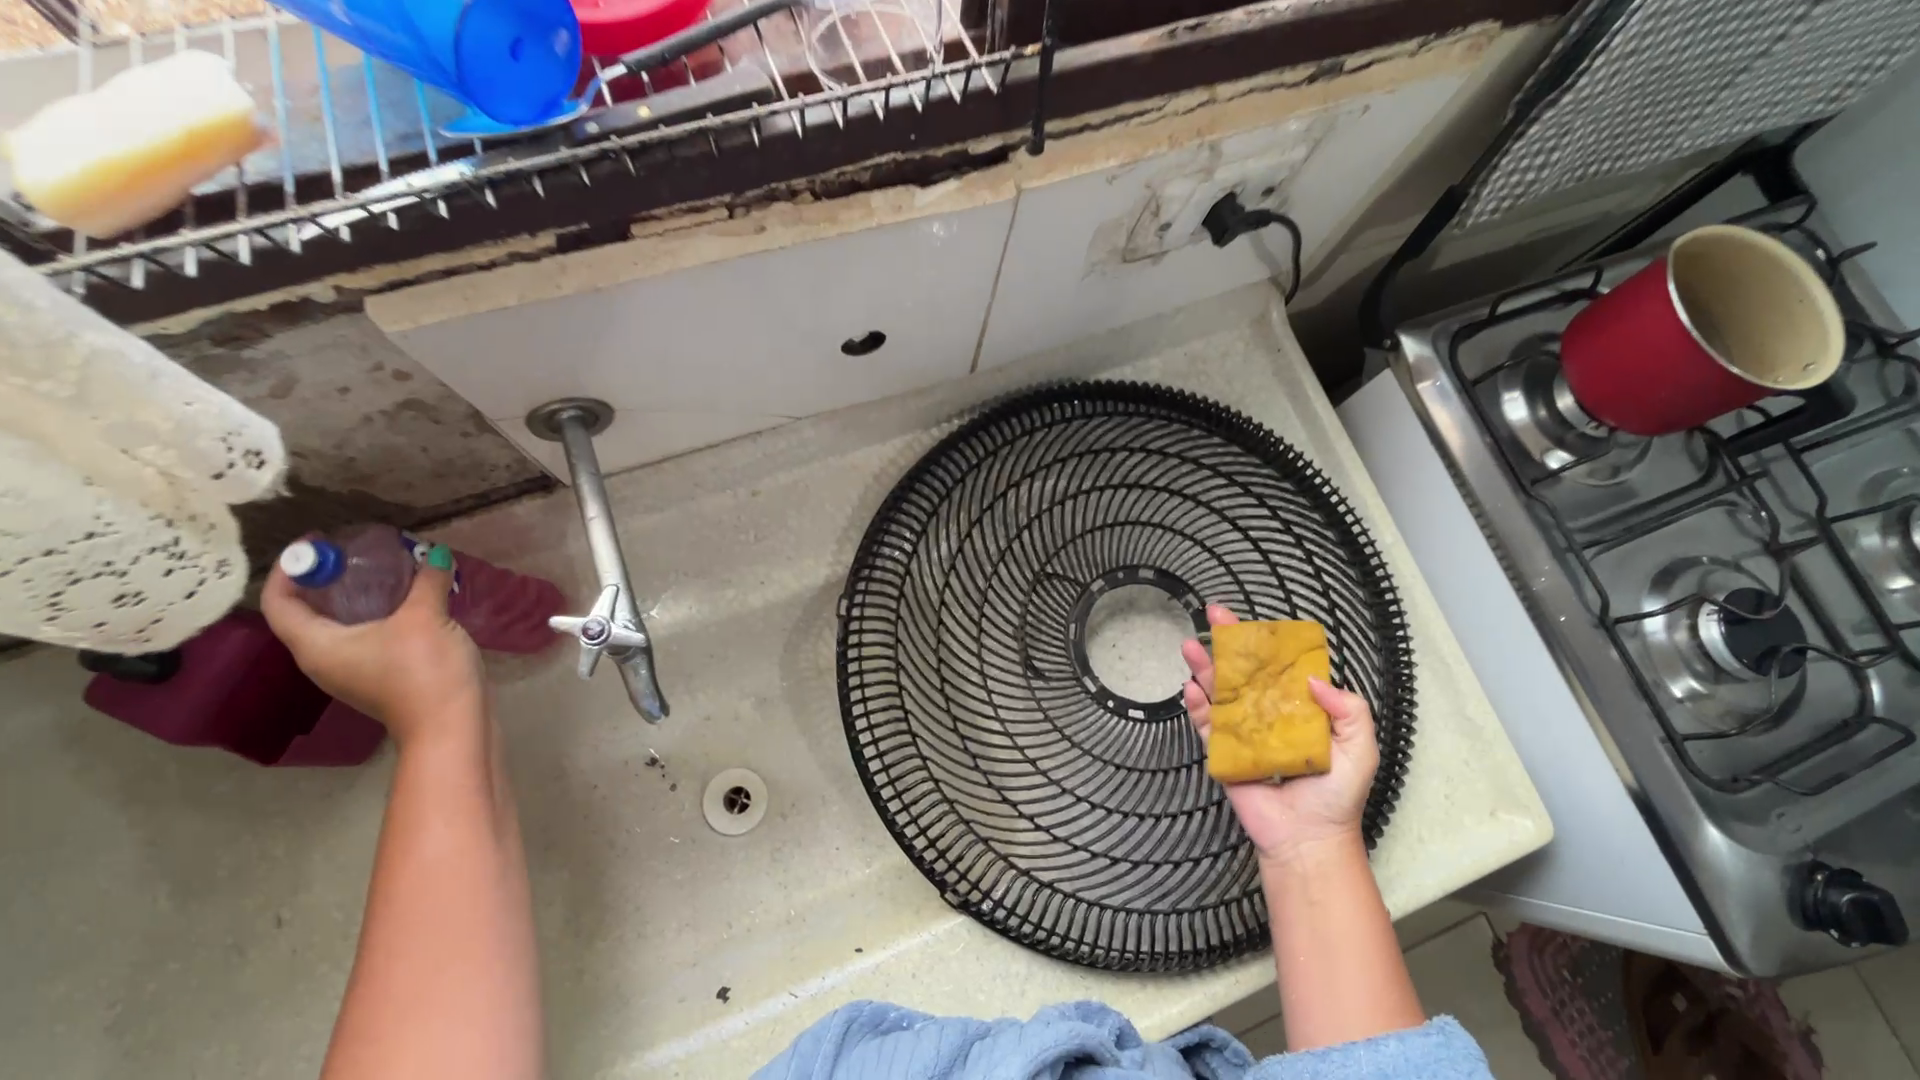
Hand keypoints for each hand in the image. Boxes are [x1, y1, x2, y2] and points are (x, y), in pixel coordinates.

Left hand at [261, 547, 485, 744]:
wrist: (452, 727)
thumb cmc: (424, 671)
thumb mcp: (426, 617)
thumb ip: (427, 581)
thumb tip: (436, 554)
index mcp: (317, 645)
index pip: (279, 602)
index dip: (289, 569)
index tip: (317, 543)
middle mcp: (324, 660)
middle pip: (308, 613)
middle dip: (327, 580)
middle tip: (355, 554)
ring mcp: (353, 673)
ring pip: (340, 626)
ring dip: (356, 598)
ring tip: (385, 573)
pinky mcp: (381, 680)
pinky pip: (366, 638)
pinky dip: (378, 615)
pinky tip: (409, 604)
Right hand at [1180, 604, 1379, 863]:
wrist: (1310, 838)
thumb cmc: (1338, 795)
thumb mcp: (1360, 747)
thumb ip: (1349, 709)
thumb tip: (1312, 679)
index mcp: (1299, 708)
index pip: (1279, 667)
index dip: (1265, 642)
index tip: (1252, 621)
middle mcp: (1268, 714)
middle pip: (1243, 672)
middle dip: (1227, 644)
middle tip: (1213, 615)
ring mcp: (1243, 732)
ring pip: (1220, 693)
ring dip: (1205, 669)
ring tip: (1191, 647)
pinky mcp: (1224, 754)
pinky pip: (1206, 727)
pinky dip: (1197, 707)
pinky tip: (1192, 689)